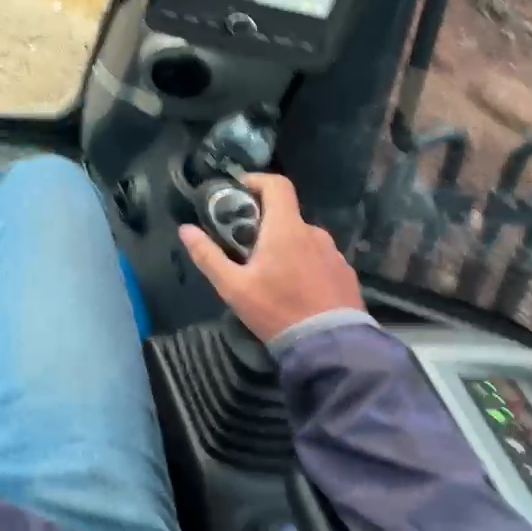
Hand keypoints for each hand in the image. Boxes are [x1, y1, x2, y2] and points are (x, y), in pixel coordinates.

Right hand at [178, 172, 363, 342]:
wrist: (334, 350)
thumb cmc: (278, 310)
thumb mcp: (233, 287)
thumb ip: (207, 255)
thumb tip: (185, 229)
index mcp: (287, 229)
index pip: (277, 185)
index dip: (256, 181)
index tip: (238, 193)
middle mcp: (314, 234)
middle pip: (285, 214)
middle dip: (263, 223)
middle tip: (244, 246)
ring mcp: (334, 255)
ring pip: (302, 238)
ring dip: (284, 245)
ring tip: (270, 273)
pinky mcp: (346, 276)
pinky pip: (319, 257)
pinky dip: (304, 263)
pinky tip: (295, 289)